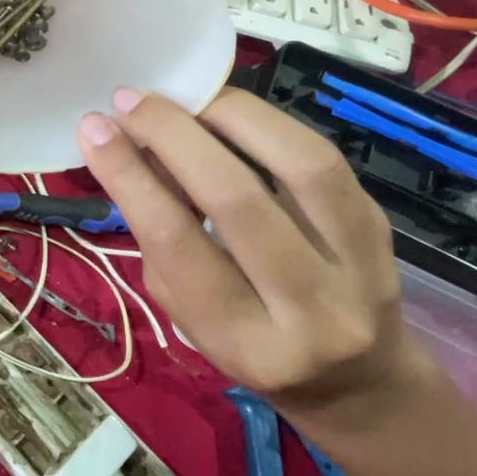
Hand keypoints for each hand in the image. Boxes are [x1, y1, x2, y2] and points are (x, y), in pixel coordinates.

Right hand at [78, 87, 438, 427]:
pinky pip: (324, 159)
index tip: (93, 128)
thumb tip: (129, 147)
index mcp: (243, 338)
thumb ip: (159, 234)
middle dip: (172, 135)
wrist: (359, 380)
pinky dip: (267, 123)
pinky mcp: (383, 228)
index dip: (129, 175)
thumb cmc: (246, 341)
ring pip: (300, 167)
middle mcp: (311, 310)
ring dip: (230, 115)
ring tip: (184, 94)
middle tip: (128, 100)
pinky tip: (227, 109)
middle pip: (236, 200)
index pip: (175, 241)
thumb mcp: (184, 308)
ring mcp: (362, 268)